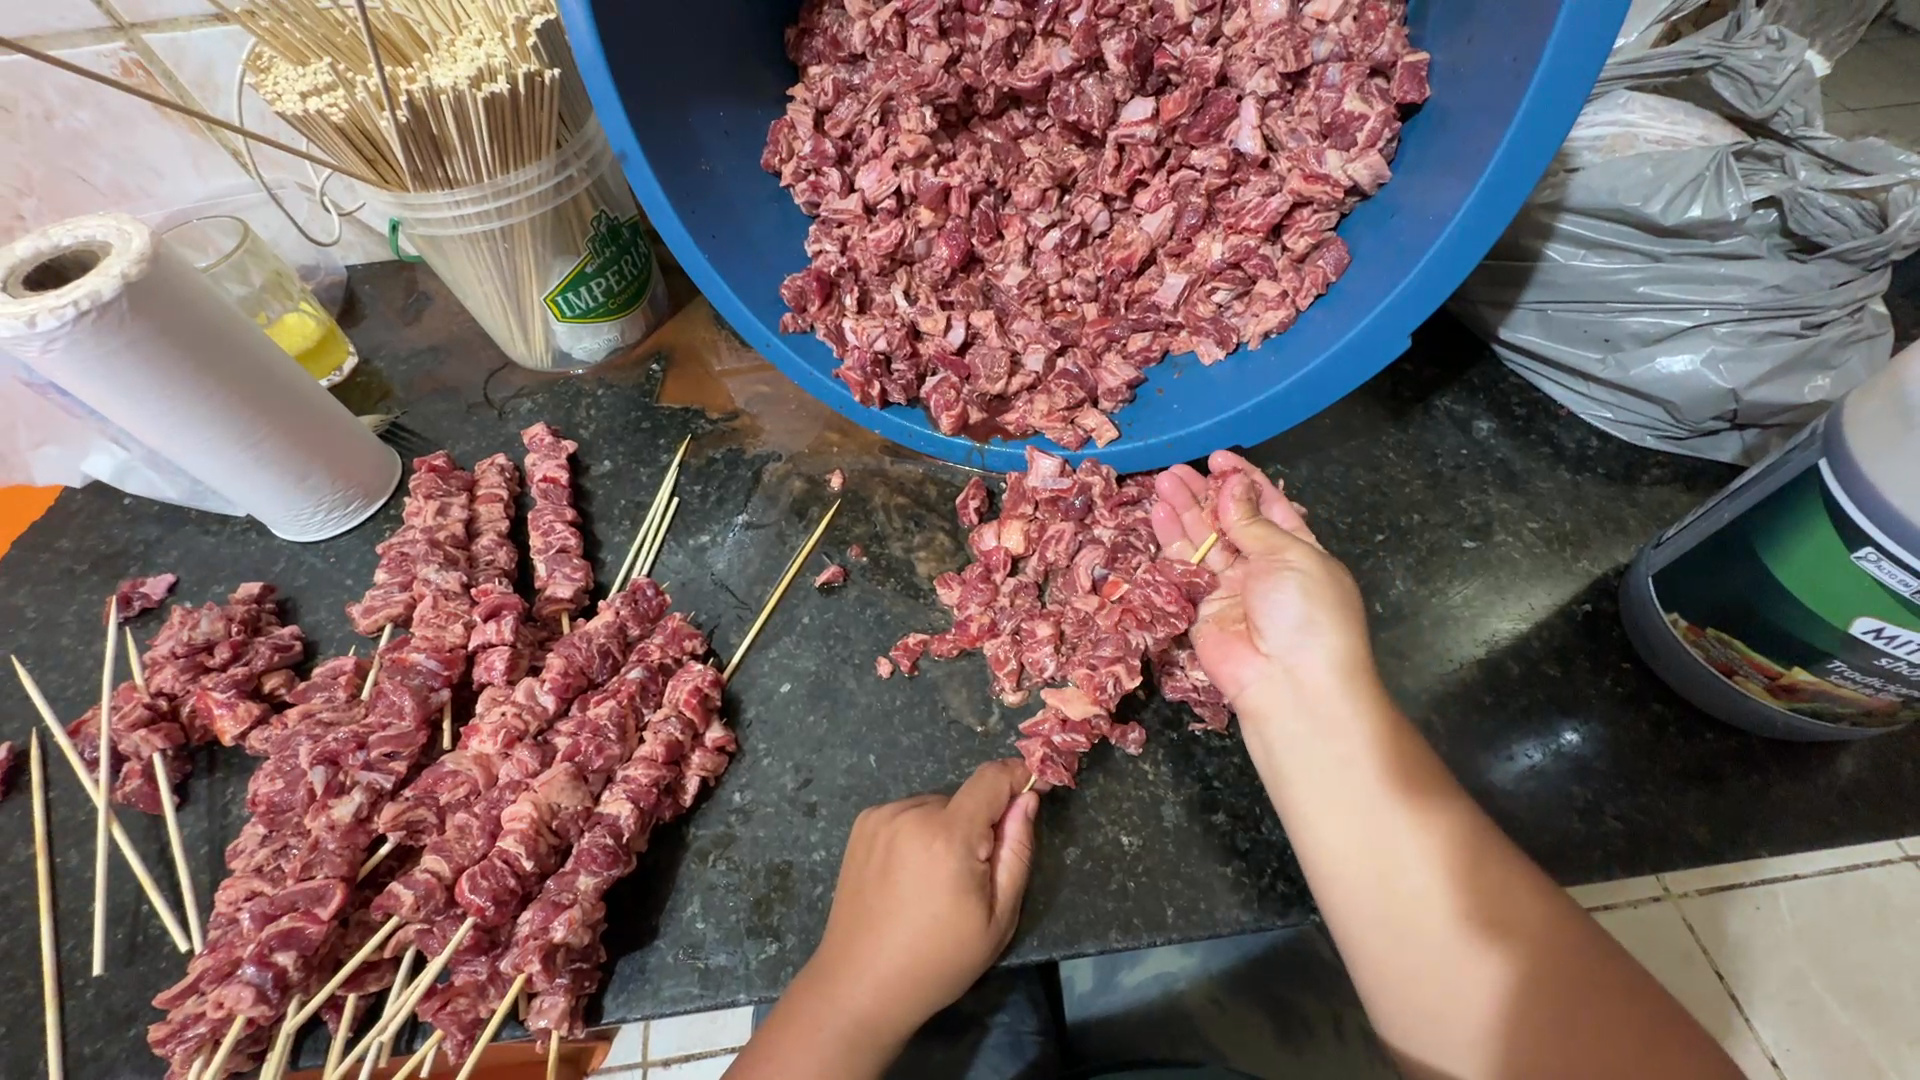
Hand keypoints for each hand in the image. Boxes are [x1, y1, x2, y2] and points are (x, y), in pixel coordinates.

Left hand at [796, 759, 1039, 1044]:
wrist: (860, 984)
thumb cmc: (939, 959)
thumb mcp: (998, 917)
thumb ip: (1017, 850)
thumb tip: (1027, 798)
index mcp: (947, 836)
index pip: (992, 778)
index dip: (1019, 776)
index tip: (1037, 787)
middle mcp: (911, 813)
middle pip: (964, 799)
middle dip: (978, 825)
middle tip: (973, 875)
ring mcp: (882, 816)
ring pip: (936, 807)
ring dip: (947, 829)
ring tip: (935, 882)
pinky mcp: (863, 824)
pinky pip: (909, 814)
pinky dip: (919, 833)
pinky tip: (909, 875)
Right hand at [1150, 450, 1373, 709]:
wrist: (1290, 682)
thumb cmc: (1306, 612)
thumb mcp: (1290, 555)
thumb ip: (1253, 522)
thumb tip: (1231, 487)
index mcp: (1297, 550)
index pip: (1267, 507)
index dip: (1243, 482)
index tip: (1217, 458)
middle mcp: (1262, 566)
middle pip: (1229, 521)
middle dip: (1205, 493)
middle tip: (1178, 469)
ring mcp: (1230, 587)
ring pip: (1202, 540)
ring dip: (1183, 510)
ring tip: (1163, 481)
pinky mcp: (1200, 606)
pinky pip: (1184, 567)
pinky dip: (1170, 540)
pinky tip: (1158, 513)